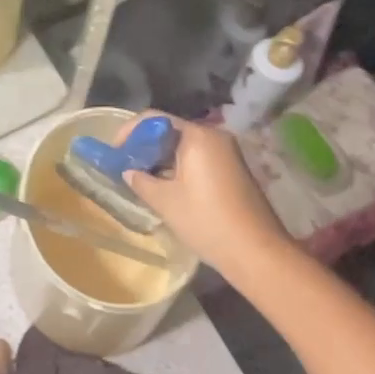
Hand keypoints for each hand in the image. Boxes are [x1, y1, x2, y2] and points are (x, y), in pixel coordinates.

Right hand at [116, 112, 291, 275]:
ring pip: (185, 146)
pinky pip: (199, 158)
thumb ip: (141, 181)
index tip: (115, 152)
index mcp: (197, 136)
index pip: (154, 119)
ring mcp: (228, 152)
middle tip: (127, 167)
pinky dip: (181, 168)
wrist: (259, 254)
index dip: (130, 132)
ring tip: (144, 180)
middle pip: (170, 130)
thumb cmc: (208, 222)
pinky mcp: (234, 169)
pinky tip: (169, 189)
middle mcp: (214, 136)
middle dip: (146, 147)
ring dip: (163, 160)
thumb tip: (128, 171)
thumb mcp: (166, 202)